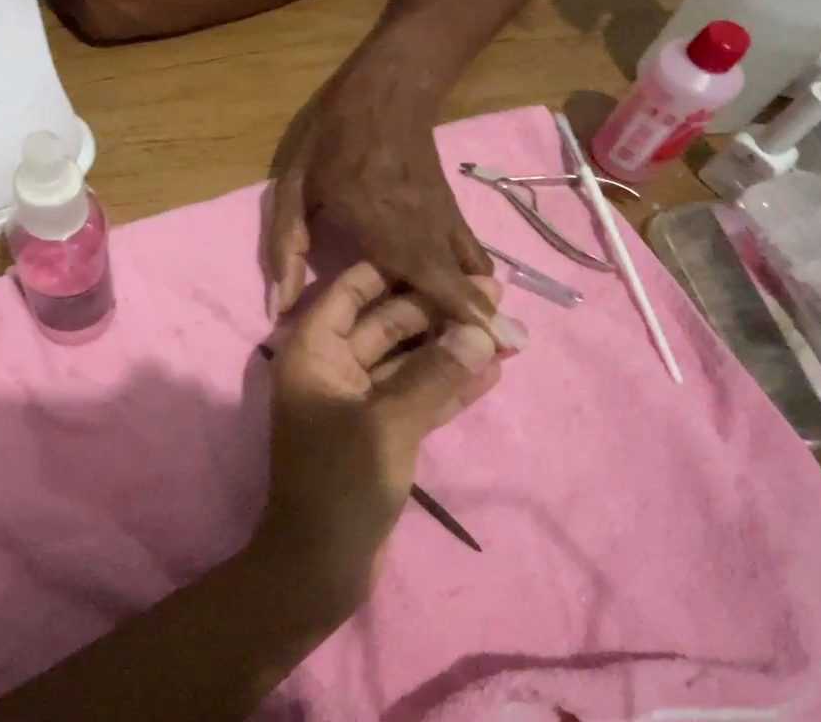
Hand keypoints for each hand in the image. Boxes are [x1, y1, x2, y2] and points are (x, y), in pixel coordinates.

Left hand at [252, 263, 511, 617]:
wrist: (320, 563)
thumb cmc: (341, 481)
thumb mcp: (389, 421)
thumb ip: (435, 374)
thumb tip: (480, 330)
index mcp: (313, 349)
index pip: (353, 290)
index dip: (396, 272)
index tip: (443, 257)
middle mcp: (332, 365)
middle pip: (387, 323)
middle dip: (438, 311)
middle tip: (497, 297)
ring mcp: (357, 399)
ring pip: (408, 360)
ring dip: (451, 347)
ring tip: (507, 330)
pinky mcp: (380, 430)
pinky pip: (416, 394)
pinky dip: (448, 383)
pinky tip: (491, 369)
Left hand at [264, 73, 521, 347]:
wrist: (385, 89)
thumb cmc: (332, 139)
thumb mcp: (294, 187)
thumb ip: (287, 246)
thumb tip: (281, 305)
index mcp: (383, 224)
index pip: (430, 275)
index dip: (460, 313)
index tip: (488, 349)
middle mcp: (426, 227)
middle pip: (462, 284)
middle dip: (476, 326)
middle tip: (483, 361)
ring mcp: (447, 218)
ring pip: (475, 271)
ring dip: (477, 307)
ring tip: (474, 344)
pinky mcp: (455, 212)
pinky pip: (473, 254)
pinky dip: (476, 281)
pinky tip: (468, 303)